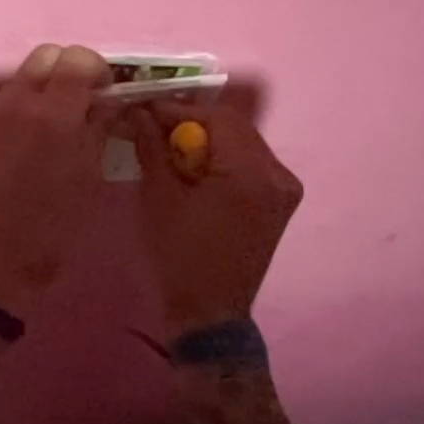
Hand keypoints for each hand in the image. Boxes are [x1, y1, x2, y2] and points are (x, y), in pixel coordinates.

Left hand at [0, 44, 114, 314]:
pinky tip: (21, 146)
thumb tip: (109, 103)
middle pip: (46, 55)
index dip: (97, 71)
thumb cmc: (52, 225)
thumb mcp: (89, 176)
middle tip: (79, 103)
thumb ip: (99, 128)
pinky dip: (17, 112)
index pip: (78, 59)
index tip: (103, 93)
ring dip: (40, 92)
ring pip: (19, 79)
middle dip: (67, 71)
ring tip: (49, 127)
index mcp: (53, 115)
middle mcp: (15, 104)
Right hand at [132, 101, 302, 335]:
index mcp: (250, 174)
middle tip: (155, 126)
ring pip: (244, 142)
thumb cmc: (180, 258)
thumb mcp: (160, 199)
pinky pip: (251, 163)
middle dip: (193, 122)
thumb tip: (138, 113)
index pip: (217, 119)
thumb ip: (153, 149)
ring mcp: (285, 189)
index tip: (145, 110)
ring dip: (209, 139)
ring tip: (173, 149)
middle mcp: (278, 175)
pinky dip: (224, 158)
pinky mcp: (281, 201)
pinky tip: (198, 170)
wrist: (210, 313)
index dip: (178, 109)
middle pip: (235, 127)